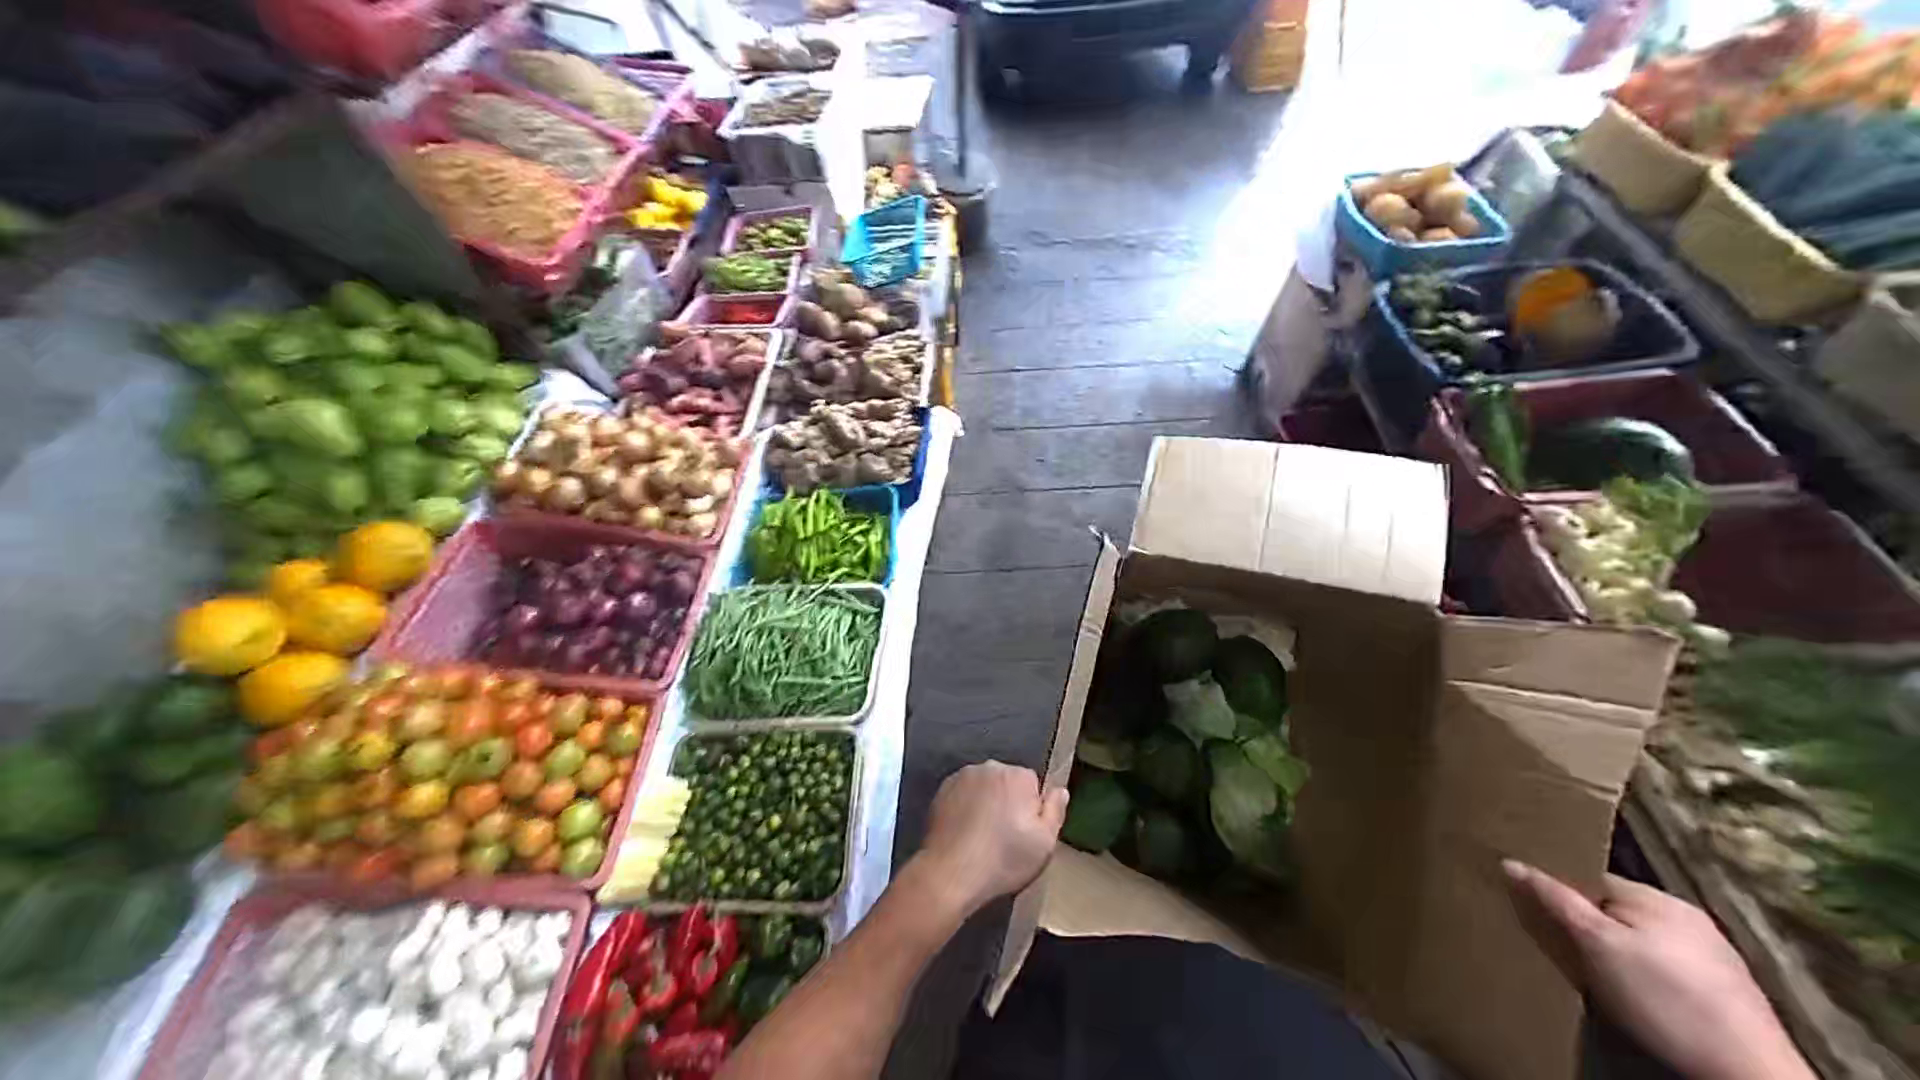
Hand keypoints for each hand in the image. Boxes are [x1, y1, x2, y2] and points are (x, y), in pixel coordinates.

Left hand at [909, 762, 1068, 917]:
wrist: (950, 872)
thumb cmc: (1003, 859)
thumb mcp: (1044, 843)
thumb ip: (1055, 810)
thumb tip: (1059, 789)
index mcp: (1017, 776)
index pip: (1033, 784)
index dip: (1032, 809)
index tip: (1025, 832)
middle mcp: (990, 767)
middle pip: (1008, 781)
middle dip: (1009, 802)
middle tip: (1005, 837)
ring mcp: (962, 776)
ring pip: (984, 787)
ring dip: (986, 802)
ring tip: (983, 837)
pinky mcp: (942, 790)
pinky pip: (963, 794)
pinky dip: (965, 807)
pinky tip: (964, 833)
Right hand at [1504, 860, 1815, 1079]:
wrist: (1749, 1075)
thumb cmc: (1662, 999)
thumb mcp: (1595, 945)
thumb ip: (1554, 900)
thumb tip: (1510, 862)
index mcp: (1657, 897)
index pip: (1589, 880)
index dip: (1559, 895)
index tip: (1538, 917)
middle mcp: (1688, 917)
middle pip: (1614, 911)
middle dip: (1587, 927)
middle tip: (1565, 952)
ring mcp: (1714, 956)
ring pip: (1640, 940)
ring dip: (1615, 952)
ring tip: (1597, 977)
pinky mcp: (1728, 992)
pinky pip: (1666, 966)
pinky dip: (1645, 976)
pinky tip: (1639, 998)